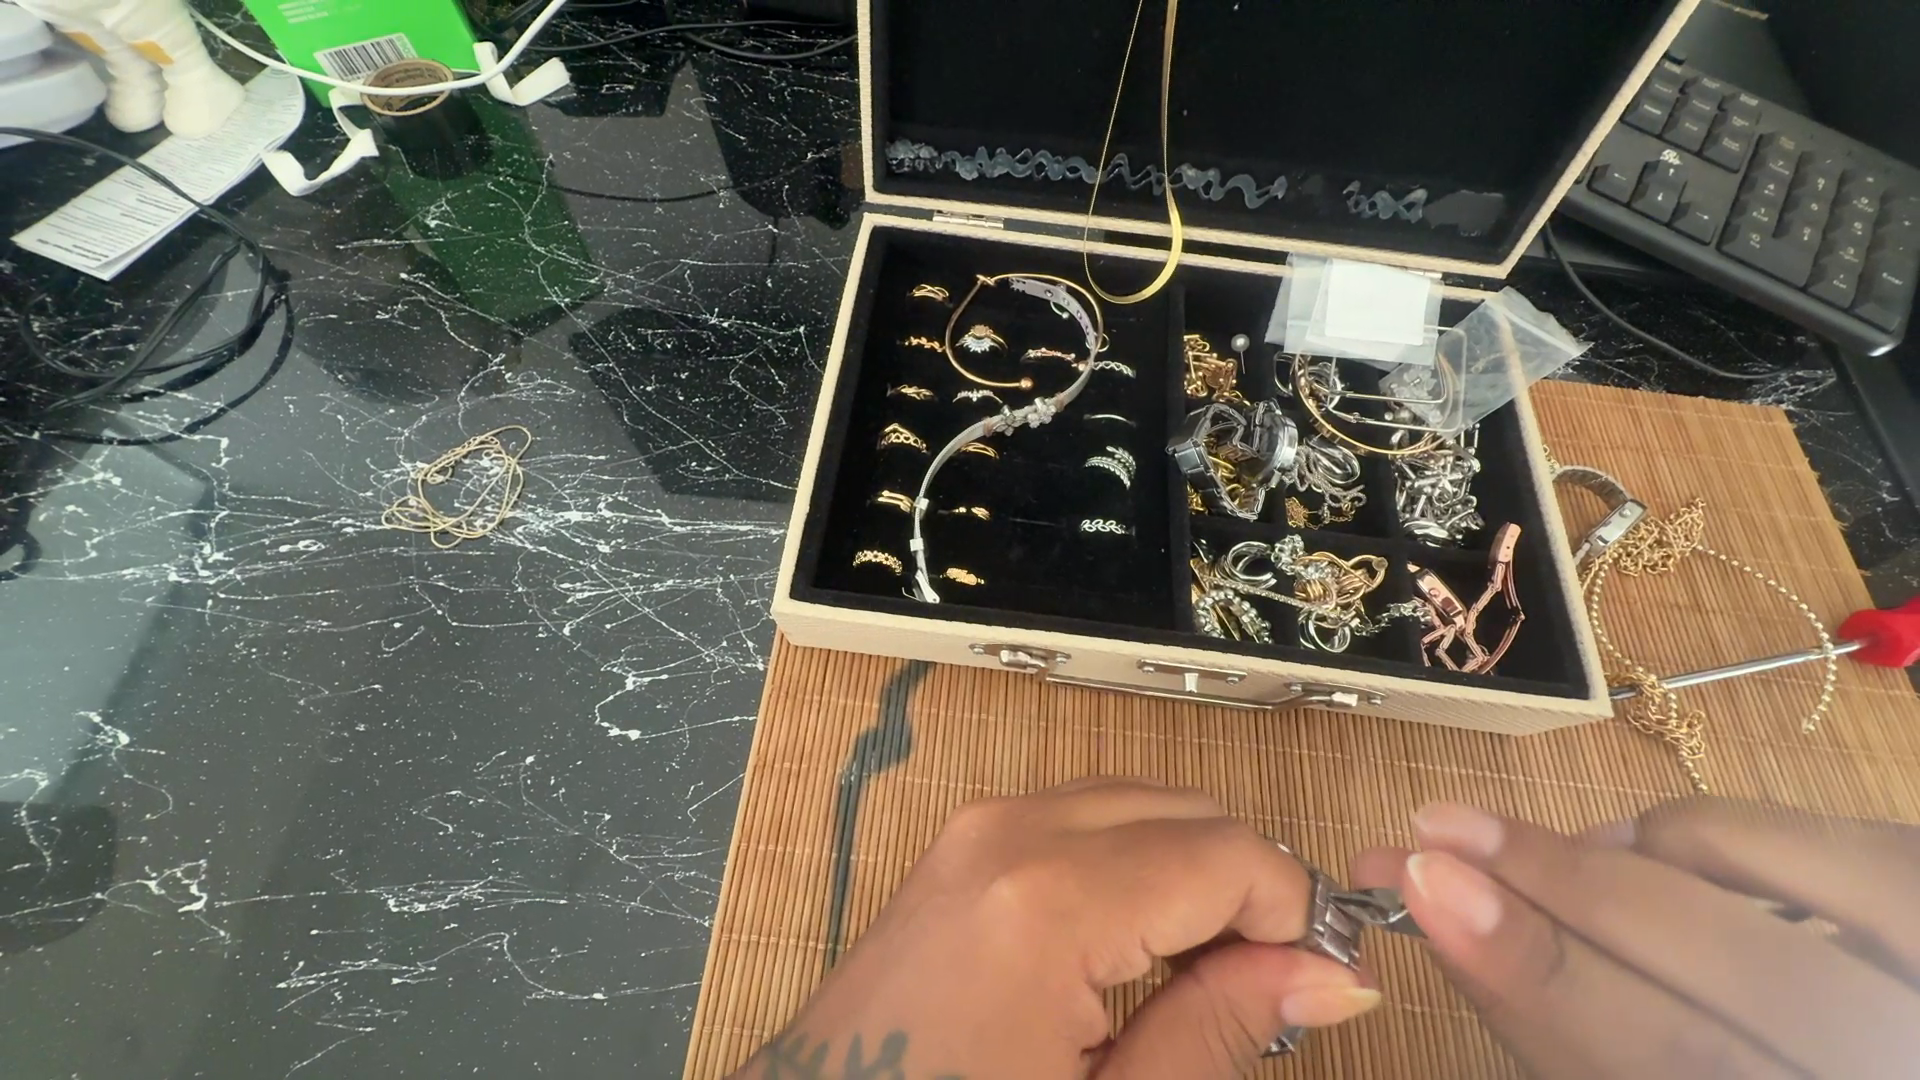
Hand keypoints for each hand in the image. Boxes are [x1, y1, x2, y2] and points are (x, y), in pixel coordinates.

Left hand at [729, 778, 1380, 1079]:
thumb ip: (1222, 1025)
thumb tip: (1332, 974)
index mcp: (1048, 897)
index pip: (1220, 851)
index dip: (1291, 905)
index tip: (1319, 969)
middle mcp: (1011, 829)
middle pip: (1180, 808)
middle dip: (1242, 878)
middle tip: (1266, 976)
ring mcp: (979, 822)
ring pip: (1133, 801)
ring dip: (1187, 862)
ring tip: (1202, 964)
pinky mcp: (965, 835)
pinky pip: (1079, 814)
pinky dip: (1131, 854)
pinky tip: (1135, 932)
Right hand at [1353, 797, 1919, 1077]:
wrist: (1836, 1051)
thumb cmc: (1702, 1053)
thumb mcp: (1616, 1068)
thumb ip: (1536, 1002)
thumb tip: (1426, 887)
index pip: (1674, 1054)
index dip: (1540, 965)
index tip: (1421, 878)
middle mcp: (1903, 1050)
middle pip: (1740, 961)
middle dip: (1559, 877)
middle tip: (1438, 824)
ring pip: (1779, 869)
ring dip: (1633, 850)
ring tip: (1578, 865)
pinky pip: (1821, 825)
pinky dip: (1703, 831)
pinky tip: (1669, 867)